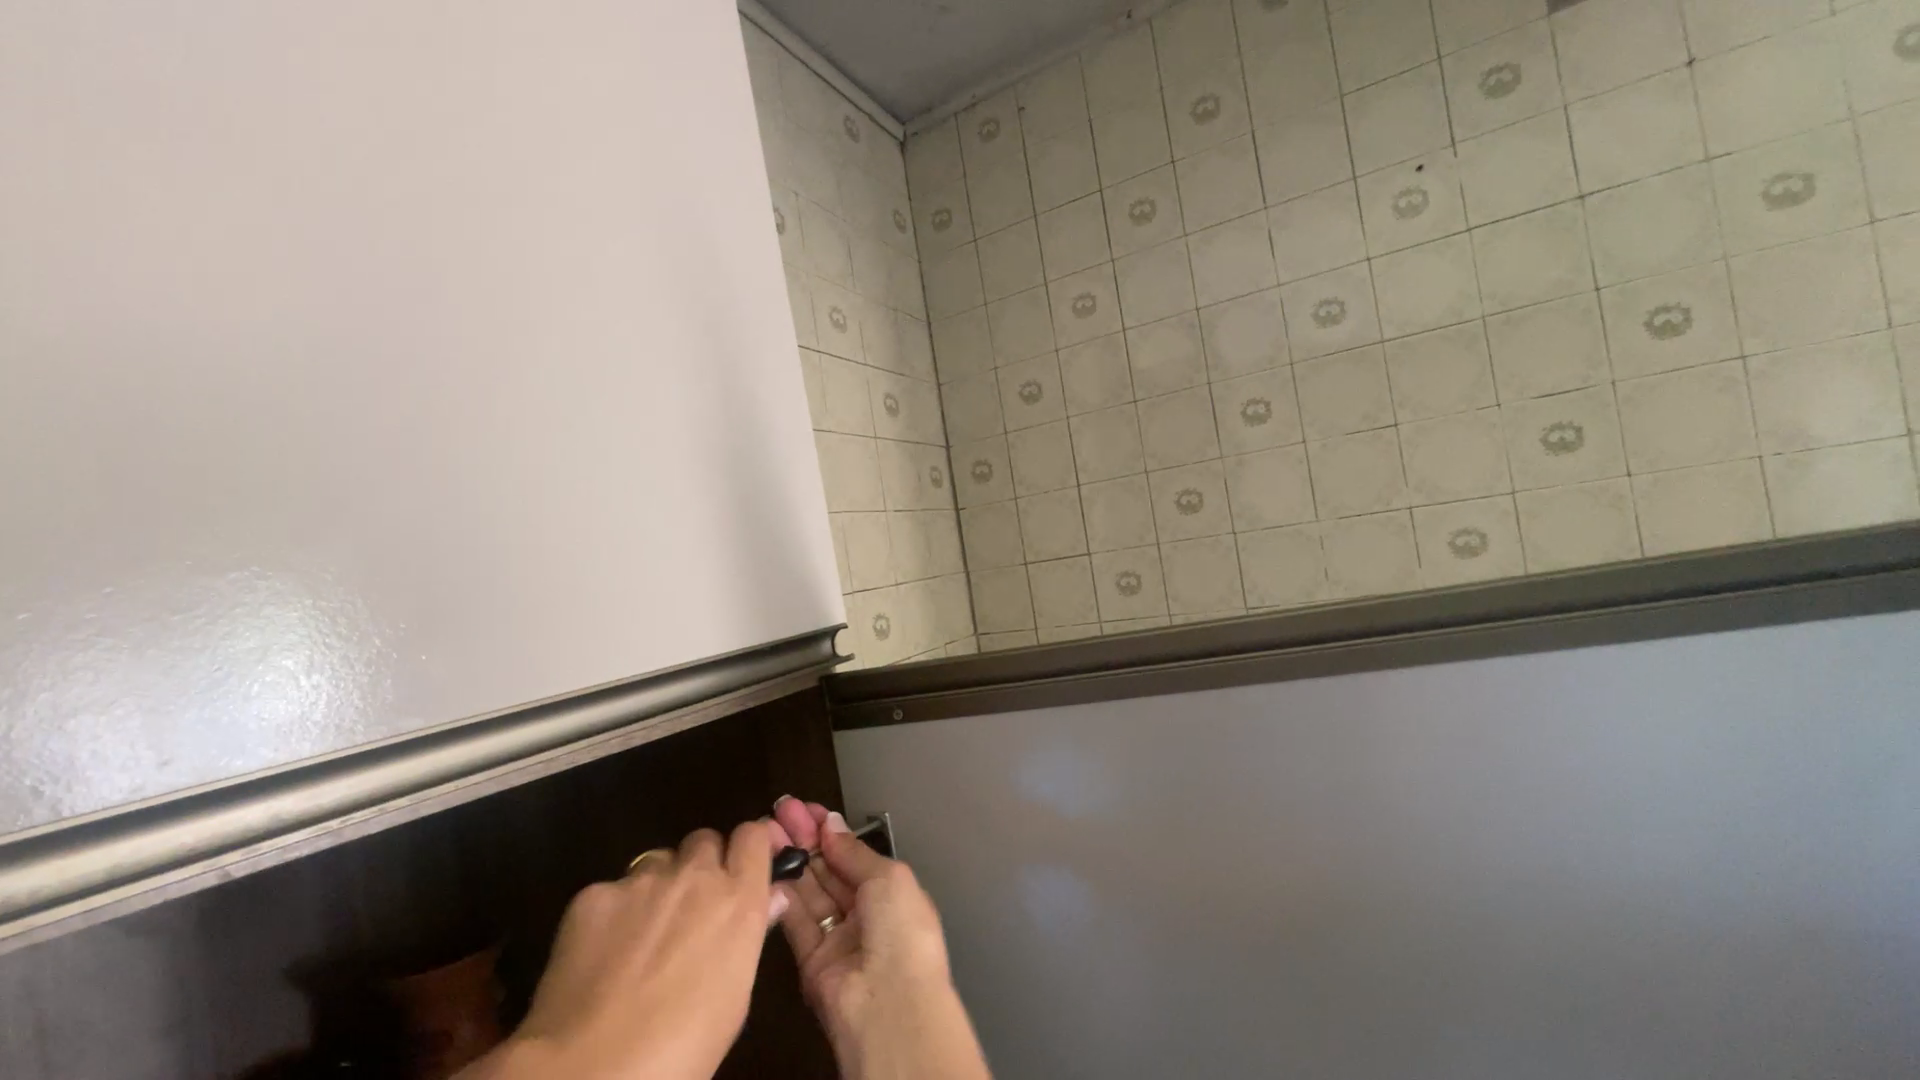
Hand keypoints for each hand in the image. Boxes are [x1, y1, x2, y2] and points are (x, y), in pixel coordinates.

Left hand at [460, 821, 784, 1079]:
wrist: (593, 1067)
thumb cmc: (685, 1045)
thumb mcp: (736, 995)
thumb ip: (751, 934)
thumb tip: (770, 897)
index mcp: (738, 899)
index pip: (752, 835)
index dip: (747, 848)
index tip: (742, 866)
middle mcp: (695, 876)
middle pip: (704, 840)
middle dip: (701, 865)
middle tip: (690, 908)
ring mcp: (641, 881)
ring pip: (657, 862)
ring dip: (657, 887)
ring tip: (641, 937)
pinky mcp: (594, 894)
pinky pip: (612, 890)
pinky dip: (612, 914)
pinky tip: (601, 955)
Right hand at [771, 798, 991, 1079]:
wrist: (888, 1004)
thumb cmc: (902, 933)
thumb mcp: (888, 878)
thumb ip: (854, 852)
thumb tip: (832, 824)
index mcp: (892, 892)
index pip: (855, 854)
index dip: (830, 830)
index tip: (805, 808)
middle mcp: (866, 913)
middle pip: (830, 869)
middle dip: (807, 839)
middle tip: (780, 811)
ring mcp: (838, 937)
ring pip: (810, 891)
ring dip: (791, 860)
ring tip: (768, 831)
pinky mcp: (811, 960)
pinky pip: (795, 921)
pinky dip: (781, 894)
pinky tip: (767, 866)